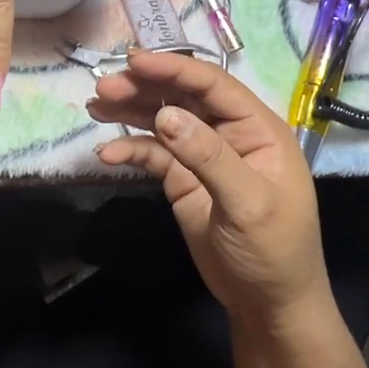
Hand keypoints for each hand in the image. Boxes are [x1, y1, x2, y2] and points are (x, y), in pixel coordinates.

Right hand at [88, 52, 329, 325]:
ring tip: (94, 106)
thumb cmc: (274, 252)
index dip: (174, 69)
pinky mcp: (183, 178)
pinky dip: (129, 150)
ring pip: (162, 119)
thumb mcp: (248, 204)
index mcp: (257, 129)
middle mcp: (229, 133)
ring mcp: (203, 155)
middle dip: (143, 88)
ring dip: (129, 112)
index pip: (213, 85)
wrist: (268, 306)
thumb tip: (164, 115)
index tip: (135, 61)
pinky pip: (152, 153)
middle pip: (181, 97)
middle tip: (104, 88)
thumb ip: (208, 156)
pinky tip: (107, 155)